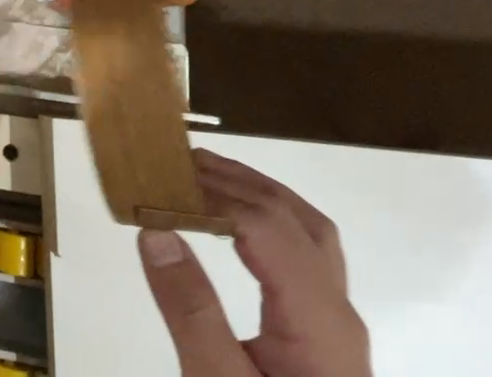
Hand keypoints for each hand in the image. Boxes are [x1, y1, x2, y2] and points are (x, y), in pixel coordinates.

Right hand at [138, 150, 370, 376]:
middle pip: (296, 220)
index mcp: (320, 322)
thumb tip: (154, 228)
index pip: (267, 230)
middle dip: (234, 180)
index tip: (153, 182)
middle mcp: (337, 311)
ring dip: (253, 191)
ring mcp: (335, 321)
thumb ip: (189, 309)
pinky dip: (261, 217)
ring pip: (306, 231)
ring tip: (197, 172)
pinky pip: (300, 252)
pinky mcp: (322, 331)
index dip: (211, 195)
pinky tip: (226, 221)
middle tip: (170, 159)